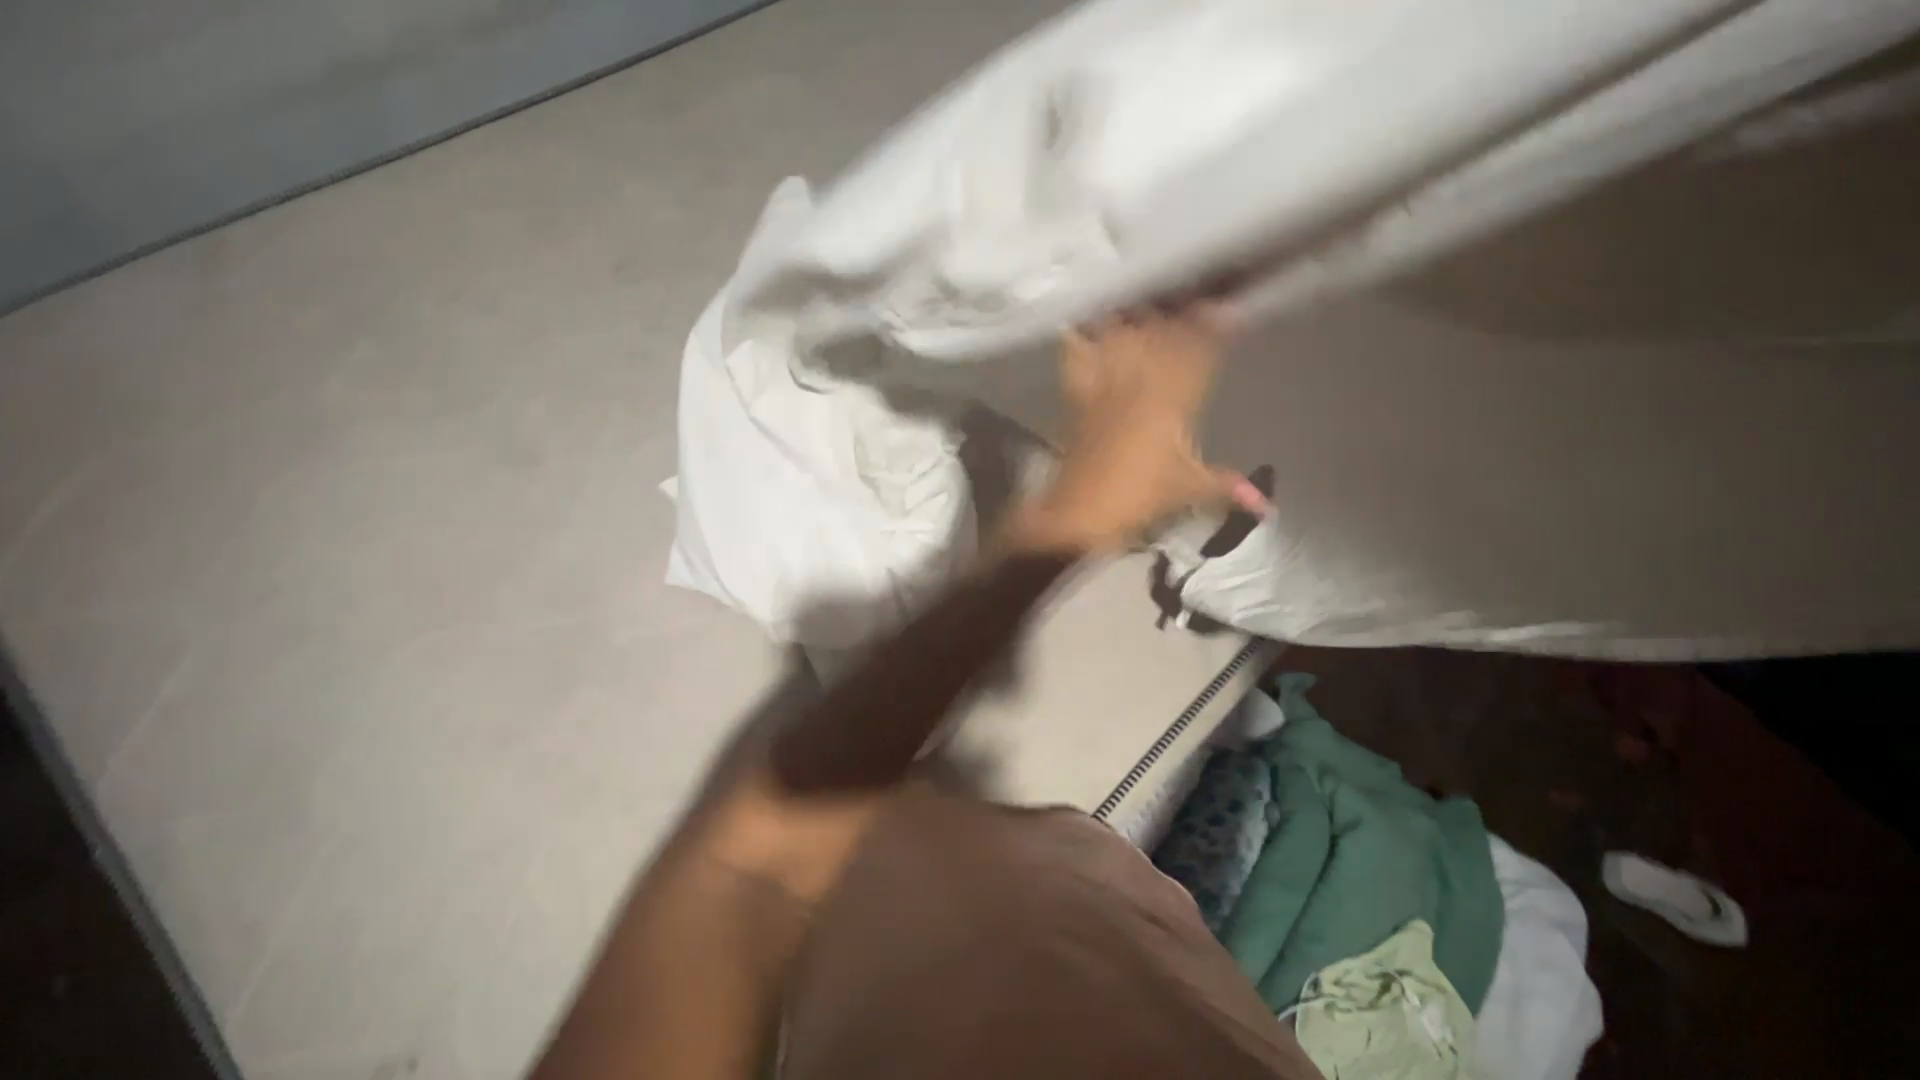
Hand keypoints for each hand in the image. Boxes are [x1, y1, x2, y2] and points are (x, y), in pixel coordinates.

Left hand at [1007, 308, 1267, 553]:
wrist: (1079, 514)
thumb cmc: (1137, 499)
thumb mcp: (1187, 489)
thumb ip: (1226, 486)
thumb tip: (1265, 505)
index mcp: (1171, 402)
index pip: (1196, 354)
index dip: (1211, 328)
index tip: (1223, 309)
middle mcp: (1137, 385)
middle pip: (1159, 337)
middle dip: (1177, 315)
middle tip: (1190, 297)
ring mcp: (1103, 388)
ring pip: (1122, 340)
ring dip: (1135, 320)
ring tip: (1146, 304)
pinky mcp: (1076, 398)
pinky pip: (1079, 358)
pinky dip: (1083, 339)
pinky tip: (1081, 323)